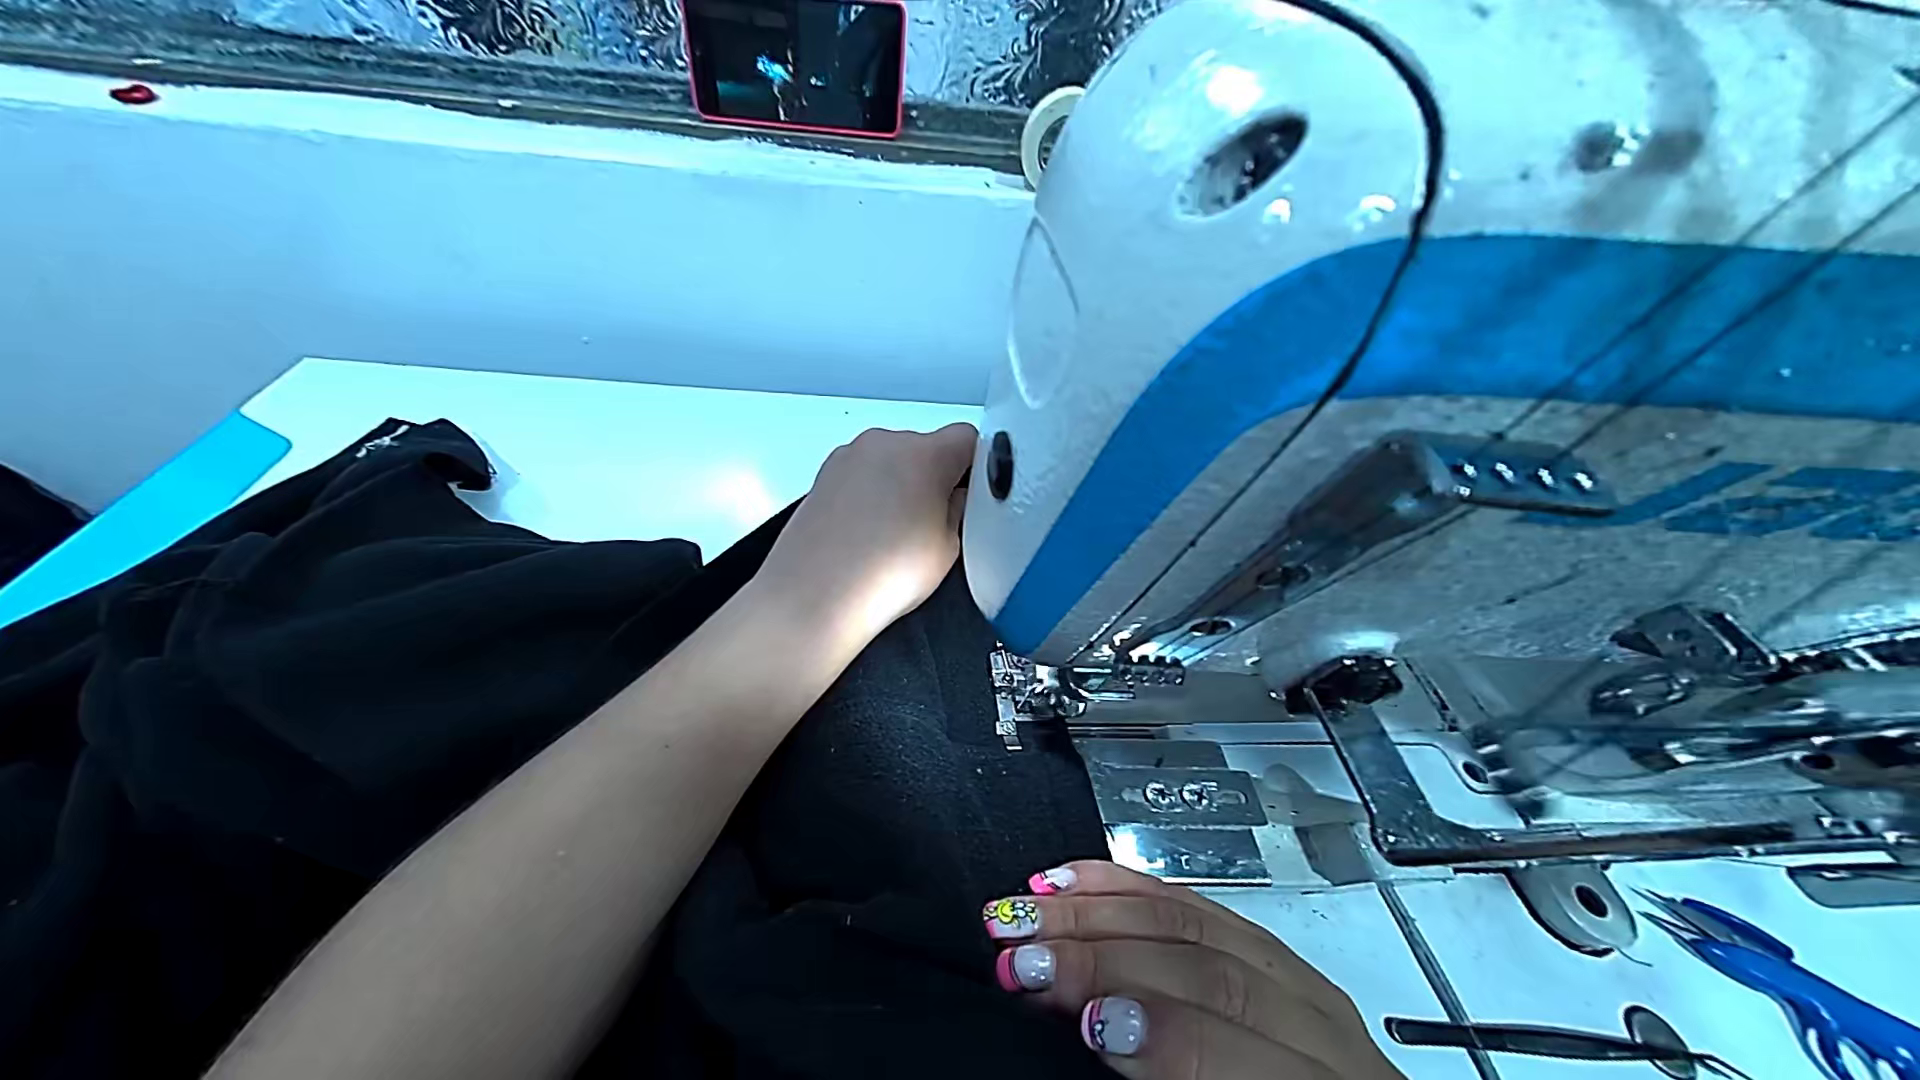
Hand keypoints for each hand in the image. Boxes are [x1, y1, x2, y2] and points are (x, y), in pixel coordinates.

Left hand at [756, 423, 977, 656]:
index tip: (975, 493)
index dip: (977, 466)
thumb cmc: (882, 574)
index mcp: (924, 453)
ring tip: (896, 535)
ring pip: (893, 461)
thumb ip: (961, 510)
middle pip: (927, 448)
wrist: (815, 596)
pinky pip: (863, 475)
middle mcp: (884, 443)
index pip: (967, 438)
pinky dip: (872, 495)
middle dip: (936, 478)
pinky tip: (871, 534)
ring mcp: (849, 456)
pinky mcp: (824, 475)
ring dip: (901, 486)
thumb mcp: (949, 547)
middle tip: (936, 523)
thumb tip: (957, 498)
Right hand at [981, 862, 1405, 1079]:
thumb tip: (1095, 1024)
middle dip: (1102, 953)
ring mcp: (1295, 976)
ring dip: (1098, 906)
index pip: (1235, 1042)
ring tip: (1031, 907)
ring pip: (1191, 916)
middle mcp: (1319, 1026)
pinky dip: (1126, 885)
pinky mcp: (1265, 946)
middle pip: (1205, 964)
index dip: (1160, 1028)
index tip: (1089, 1019)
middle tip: (1026, 950)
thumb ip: (1163, 1077)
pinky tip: (1077, 878)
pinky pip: (1191, 899)